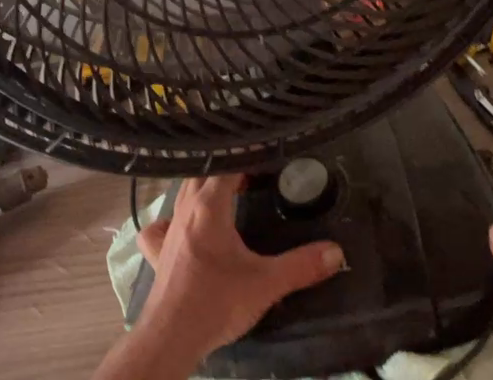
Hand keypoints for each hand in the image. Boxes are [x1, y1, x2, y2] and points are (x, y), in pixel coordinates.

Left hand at [94, 174, 344, 379]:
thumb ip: (302, 265)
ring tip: (227, 191)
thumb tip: (336, 251)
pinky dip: (173, 216)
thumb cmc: (216, 303)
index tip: (268, 156)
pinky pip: (161, 222)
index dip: (247, 156)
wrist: (171, 337)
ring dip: (204, 186)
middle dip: (228, 168)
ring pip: (184, 191)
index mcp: (209, 206)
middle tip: (254, 174)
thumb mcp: (266, 283)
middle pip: (204, 172)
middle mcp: (185, 209)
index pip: (226, 163)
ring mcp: (168, 229)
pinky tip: (181, 224)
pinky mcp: (157, 251)